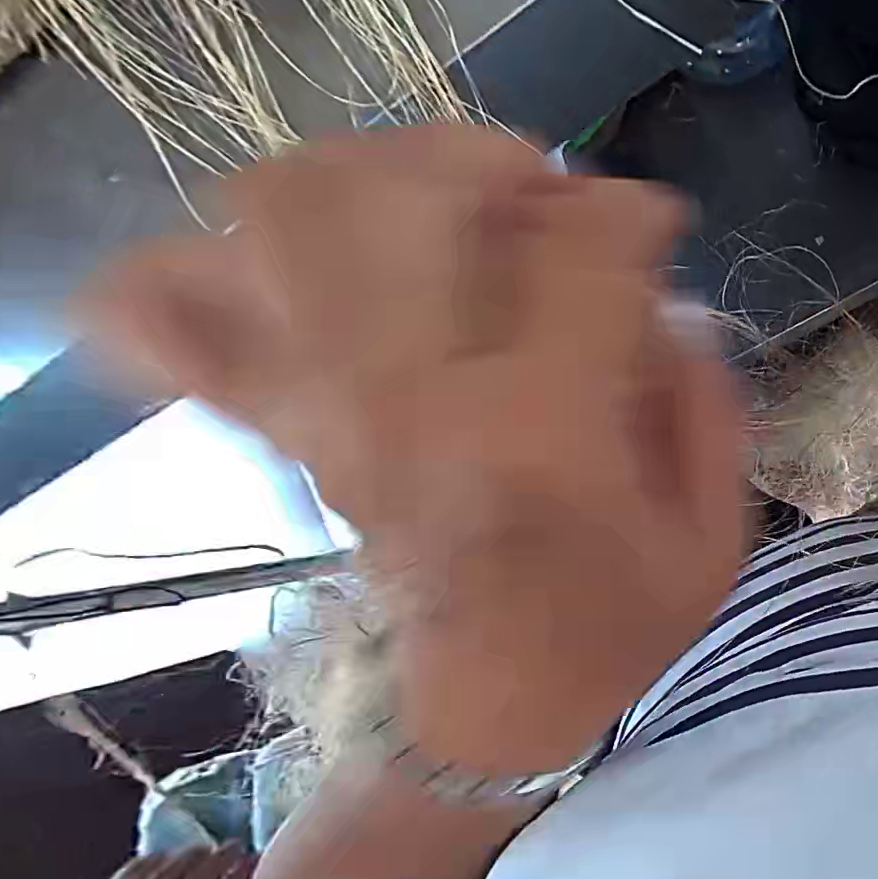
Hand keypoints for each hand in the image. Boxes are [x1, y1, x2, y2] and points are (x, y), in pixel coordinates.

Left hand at [76, 127, 746, 773]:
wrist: (490, 714)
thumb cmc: (615, 633)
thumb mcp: (711, 538)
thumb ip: (708, 409)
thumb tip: (673, 310)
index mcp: (546, 438)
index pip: (581, 253)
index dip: (632, 214)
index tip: (660, 229)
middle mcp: (418, 403)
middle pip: (407, 191)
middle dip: (496, 164)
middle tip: (547, 207)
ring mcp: (328, 409)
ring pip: (283, 211)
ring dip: (376, 177)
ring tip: (448, 217)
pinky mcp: (280, 430)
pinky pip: (166, 309)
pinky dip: (215, 260)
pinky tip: (315, 278)